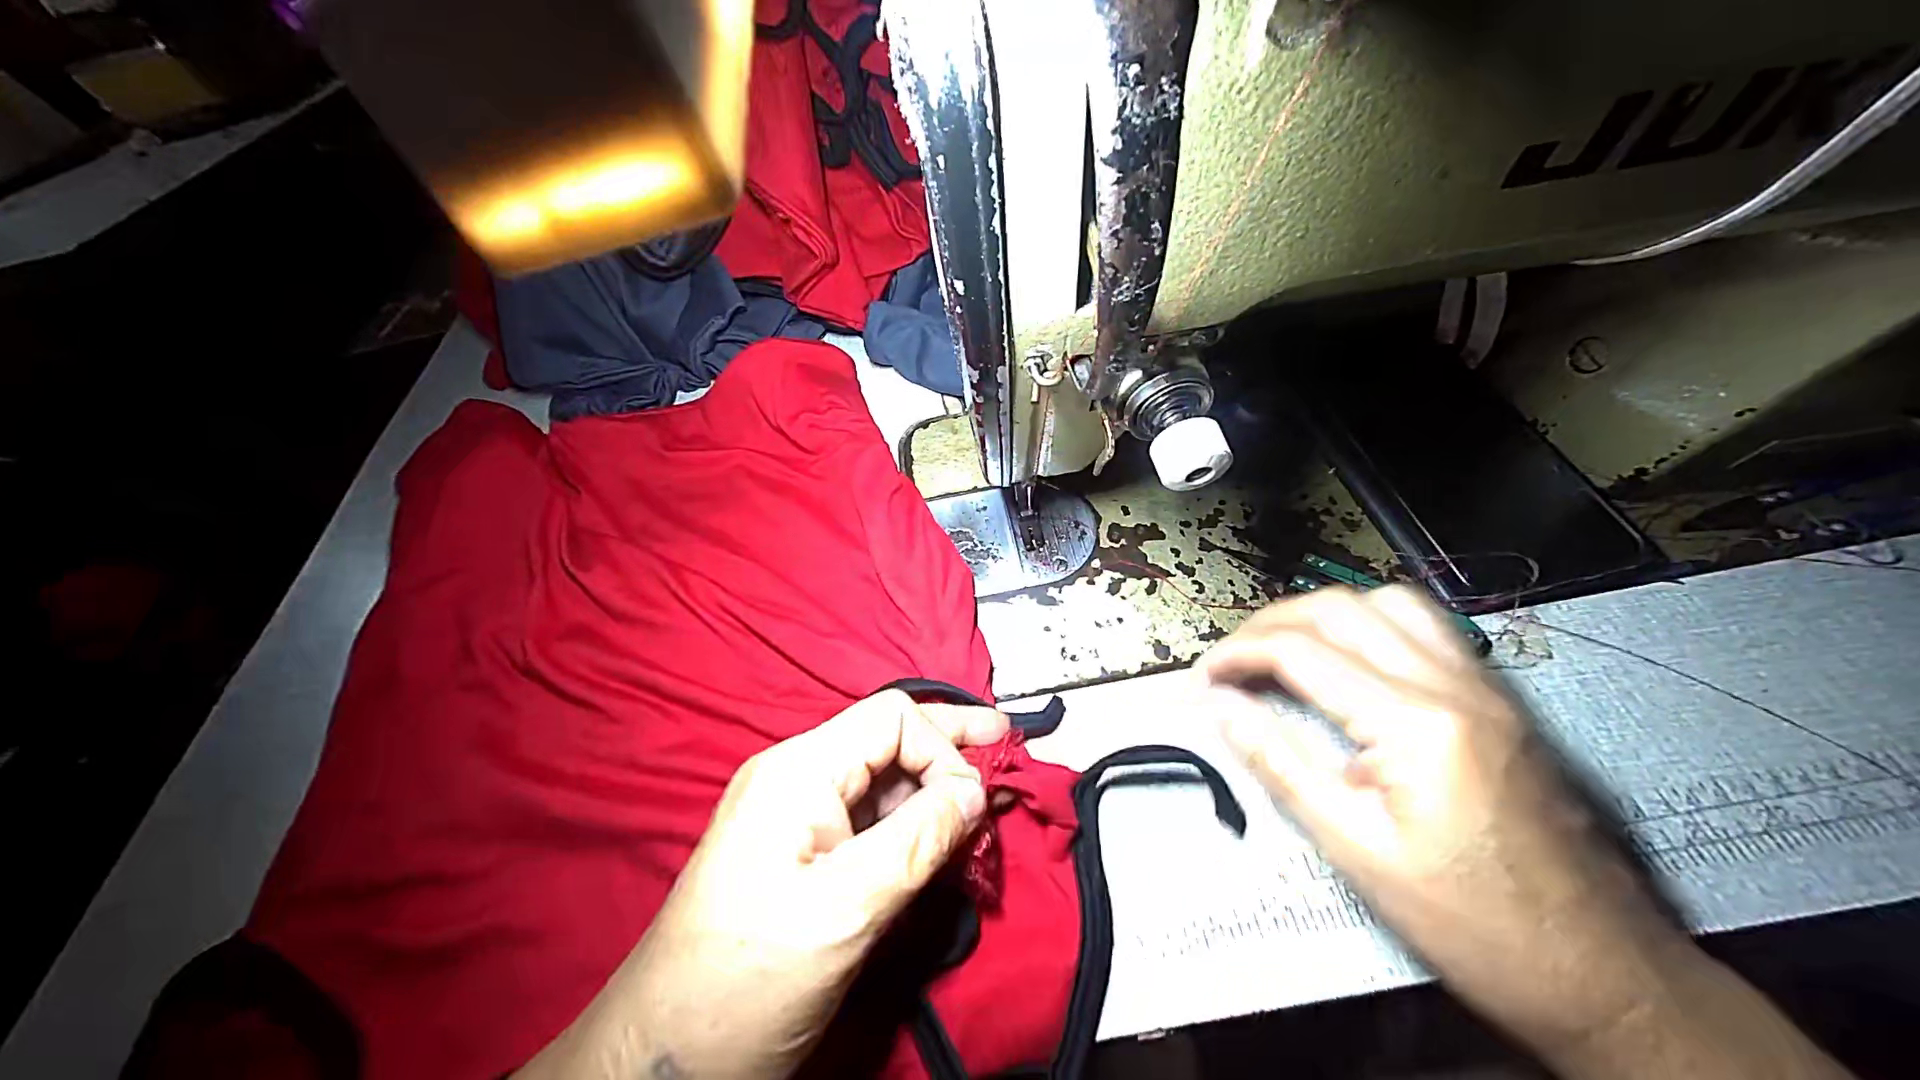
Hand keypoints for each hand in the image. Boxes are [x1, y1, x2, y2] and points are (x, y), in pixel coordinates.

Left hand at [518, 690, 1006, 1079]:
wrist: (659, 1061)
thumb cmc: (743, 984)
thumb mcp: (843, 911)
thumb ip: (917, 841)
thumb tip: (975, 791)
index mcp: (798, 772)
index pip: (891, 720)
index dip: (943, 749)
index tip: (976, 804)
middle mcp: (795, 778)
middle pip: (887, 739)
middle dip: (949, 743)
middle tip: (1006, 741)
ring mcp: (794, 815)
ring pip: (881, 780)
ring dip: (935, 788)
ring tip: (986, 797)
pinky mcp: (799, 852)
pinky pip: (867, 818)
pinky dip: (911, 821)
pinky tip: (944, 833)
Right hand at [1197, 586, 1685, 1059]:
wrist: (1602, 973)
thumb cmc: (1475, 925)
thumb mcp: (1356, 849)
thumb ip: (1280, 763)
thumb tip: (1223, 707)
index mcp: (1417, 724)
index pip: (1302, 651)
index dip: (1239, 654)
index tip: (1205, 675)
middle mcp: (1454, 687)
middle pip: (1341, 608)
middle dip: (1271, 622)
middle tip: (1233, 657)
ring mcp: (1485, 689)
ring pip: (1388, 602)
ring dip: (1322, 614)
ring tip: (1283, 647)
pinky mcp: (1499, 702)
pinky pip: (1426, 628)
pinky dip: (1369, 624)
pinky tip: (1348, 660)